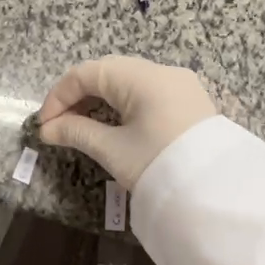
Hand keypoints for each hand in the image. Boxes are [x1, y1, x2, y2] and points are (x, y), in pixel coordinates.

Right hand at [37, 55, 217, 188]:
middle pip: (107, 72)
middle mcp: (162, 72)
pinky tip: (112, 126)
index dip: (59, 96)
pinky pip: (146, 93)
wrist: (219, 192)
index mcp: (141, 77)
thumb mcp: (113, 150)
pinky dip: (122, 105)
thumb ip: (77, 133)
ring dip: (99, 101)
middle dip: (77, 97)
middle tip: (60, 127)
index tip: (45, 126)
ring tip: (82, 129)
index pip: (86, 73)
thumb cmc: (160, 165)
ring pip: (127, 82)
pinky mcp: (190, 103)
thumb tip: (48, 130)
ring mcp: (180, 86)